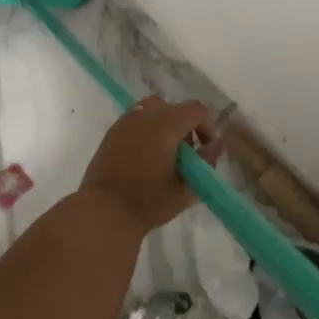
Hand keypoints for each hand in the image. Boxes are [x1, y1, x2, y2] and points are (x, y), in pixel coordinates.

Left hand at [79, 97, 218, 233]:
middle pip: (173, 107)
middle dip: (185, 126)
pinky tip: (144, 157)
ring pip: (152, 110)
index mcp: (166, 125)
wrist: (105, 210)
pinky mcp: (111, 132)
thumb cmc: (149, 201)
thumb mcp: (187, 188)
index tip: (205, 150)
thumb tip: (214, 145)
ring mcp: (125, 121)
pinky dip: (146, 130)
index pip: (195, 109)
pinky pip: (136, 120)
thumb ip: (206, 162)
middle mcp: (145, 115)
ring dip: (165, 125)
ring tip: (164, 154)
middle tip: (185, 155)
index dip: (206, 126)